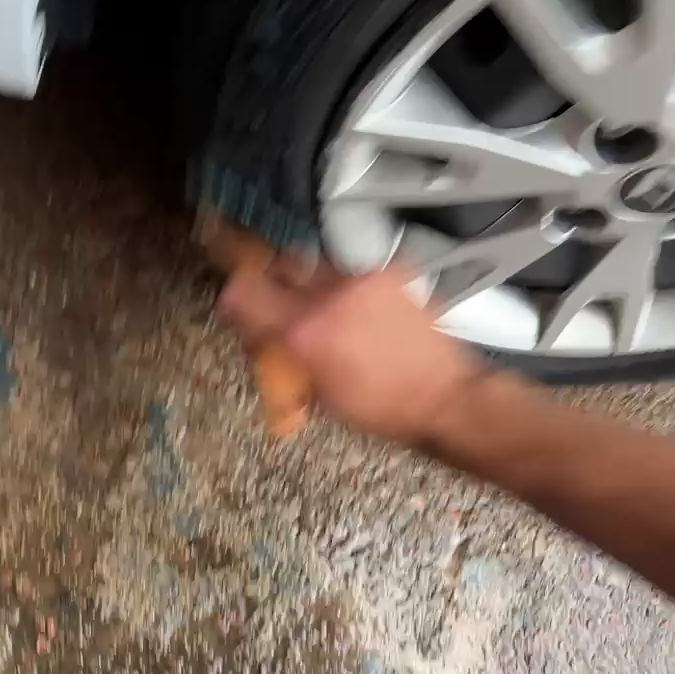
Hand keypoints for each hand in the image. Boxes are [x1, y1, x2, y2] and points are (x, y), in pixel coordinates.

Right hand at [218, 265, 484, 442]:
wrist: (442, 396)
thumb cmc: (383, 408)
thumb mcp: (321, 395)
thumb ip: (290, 360)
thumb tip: (273, 343)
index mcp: (304, 333)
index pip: (246, 294)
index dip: (233, 297)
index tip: (232, 300)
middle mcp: (329, 298)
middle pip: (280, 265)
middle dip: (273, 280)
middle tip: (277, 299)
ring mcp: (362, 281)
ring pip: (318, 266)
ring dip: (312, 284)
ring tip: (328, 311)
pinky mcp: (392, 274)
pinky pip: (355, 273)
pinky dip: (350, 290)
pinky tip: (362, 313)